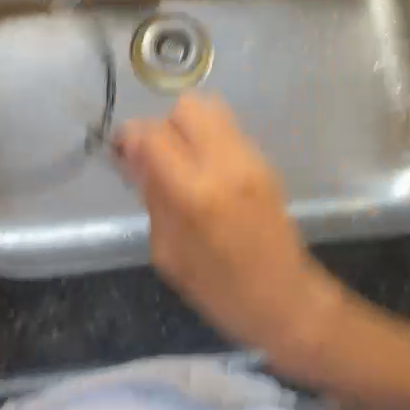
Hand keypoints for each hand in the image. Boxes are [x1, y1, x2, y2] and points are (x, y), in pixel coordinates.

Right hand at [115, 93, 342, 360]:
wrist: (287, 301)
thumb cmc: (220, 291)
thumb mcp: (170, 254)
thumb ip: (152, 196)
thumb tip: (132, 156)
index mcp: (196, 193)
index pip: (154, 135)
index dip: (131, 137)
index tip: (122, 153)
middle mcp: (226, 165)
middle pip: (186, 108)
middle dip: (163, 126)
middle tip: (155, 158)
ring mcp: (252, 160)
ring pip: (211, 110)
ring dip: (186, 129)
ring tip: (179, 163)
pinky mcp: (266, 163)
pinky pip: (227, 131)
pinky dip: (207, 140)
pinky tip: (203, 173)